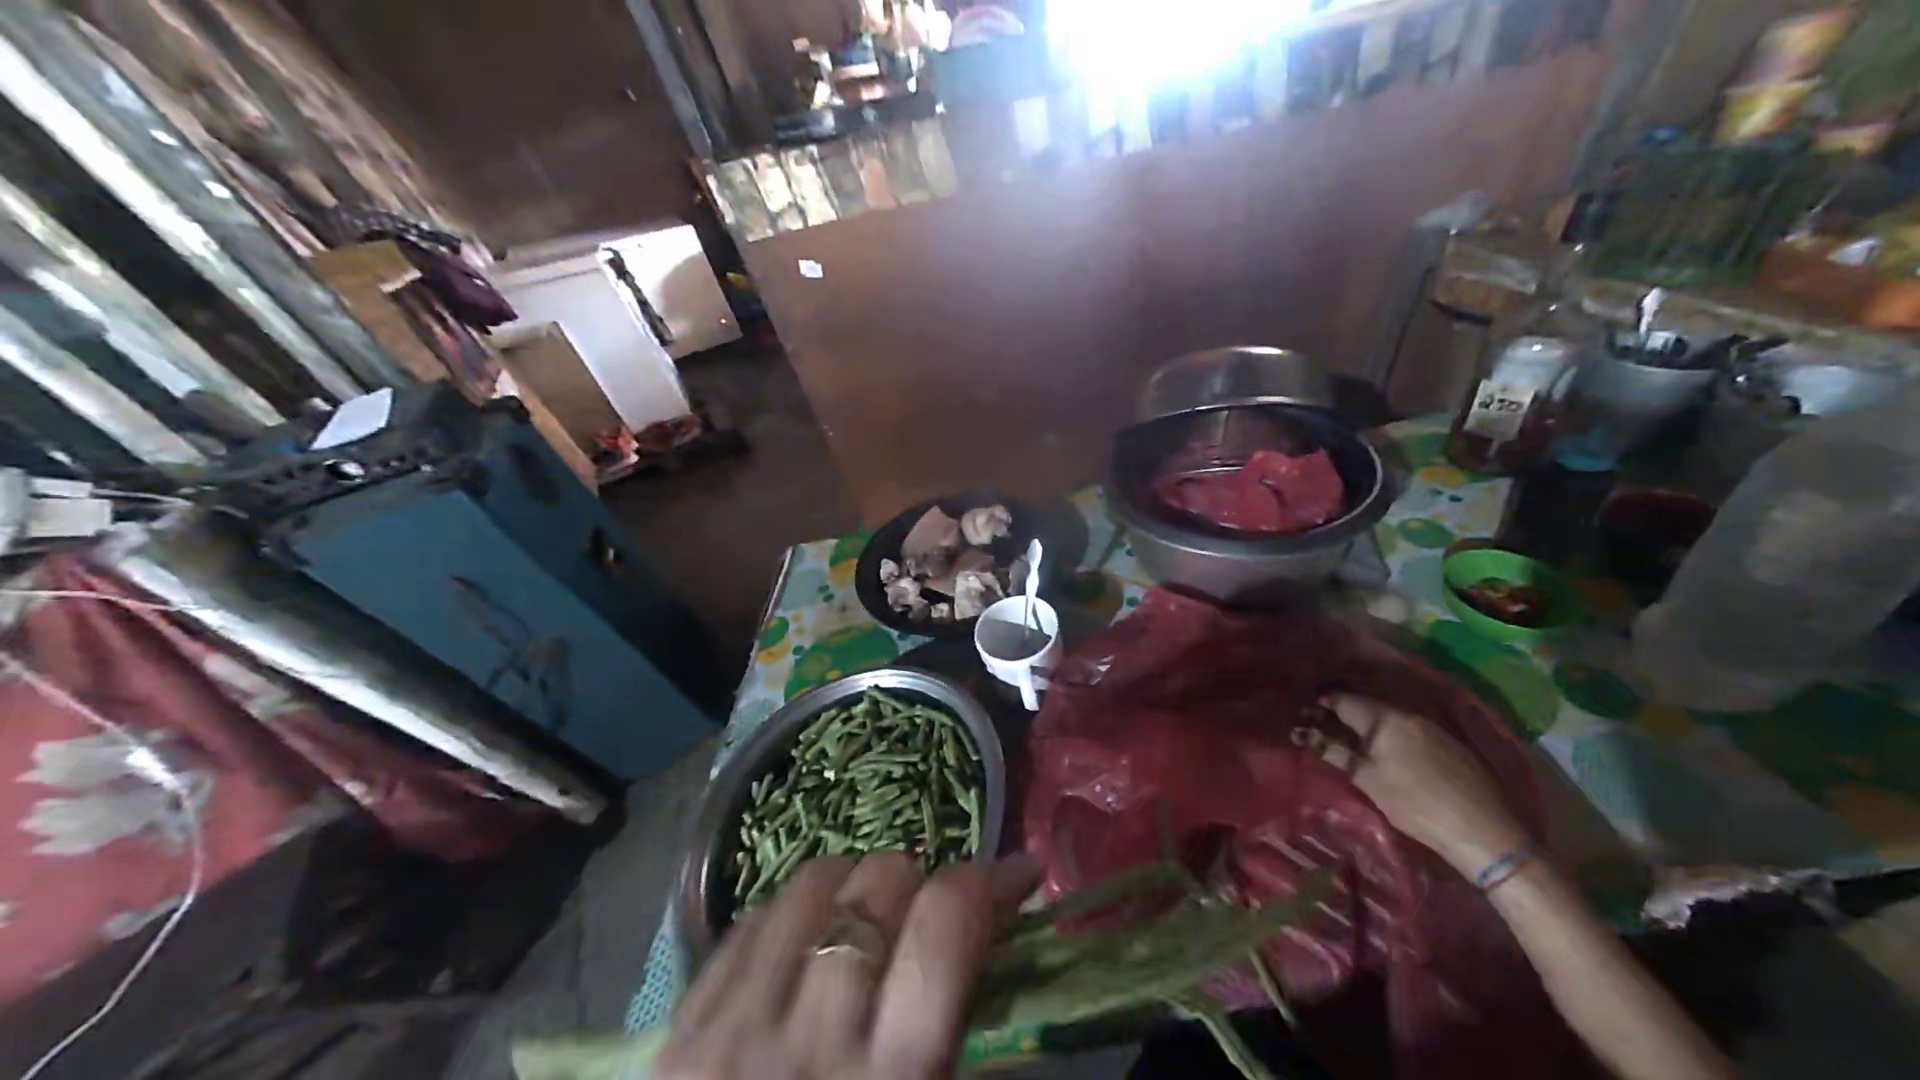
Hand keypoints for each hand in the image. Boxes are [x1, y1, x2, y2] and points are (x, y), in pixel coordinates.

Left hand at [658, 853, 1039, 1079]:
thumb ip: (954, 1032)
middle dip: (921, 883)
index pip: (945, 927)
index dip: (992, 880)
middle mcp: (810, 1037)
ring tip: (869, 915)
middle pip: (880, 884)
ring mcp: (734, 1026)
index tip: (1019, 875)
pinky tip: (807, 938)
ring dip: (857, 883)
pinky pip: (754, 919)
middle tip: (929, 913)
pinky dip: (795, 911)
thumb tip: (986, 933)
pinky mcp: (683, 1028)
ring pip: (813, 882)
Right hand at [1314, 693, 1529, 877]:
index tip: (1302, 712)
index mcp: (1383, 718)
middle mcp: (1407, 713)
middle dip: (1340, 711)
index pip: (1342, 700)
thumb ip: (1332, 751)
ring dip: (1365, 722)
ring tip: (1349, 736)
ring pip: (1388, 715)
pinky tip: (1385, 748)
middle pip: (1365, 704)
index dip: (1319, 703)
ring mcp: (1432, 727)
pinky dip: (1388, 731)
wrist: (1482, 830)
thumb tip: (1298, 732)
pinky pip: (1408, 726)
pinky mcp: (1449, 743)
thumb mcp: (1366, 778)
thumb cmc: (1414, 803)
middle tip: (1320, 724)